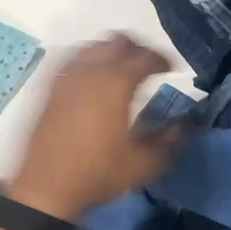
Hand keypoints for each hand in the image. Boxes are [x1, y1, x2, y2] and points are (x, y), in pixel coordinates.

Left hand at [9, 34, 180, 220]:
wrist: (45, 189)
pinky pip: (71, 59)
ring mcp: (65, 77)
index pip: (146, 57)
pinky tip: (92, 79)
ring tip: (121, 71)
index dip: (164, 60)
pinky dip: (87, 61)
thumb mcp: (144, 164)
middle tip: (149, 67)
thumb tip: (186, 124)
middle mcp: (90, 71)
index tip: (173, 70)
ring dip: (111, 52)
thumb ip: (170, 140)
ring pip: (93, 46)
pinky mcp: (48, 88)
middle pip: (118, 41)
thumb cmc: (98, 174)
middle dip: (138, 49)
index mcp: (116, 84)